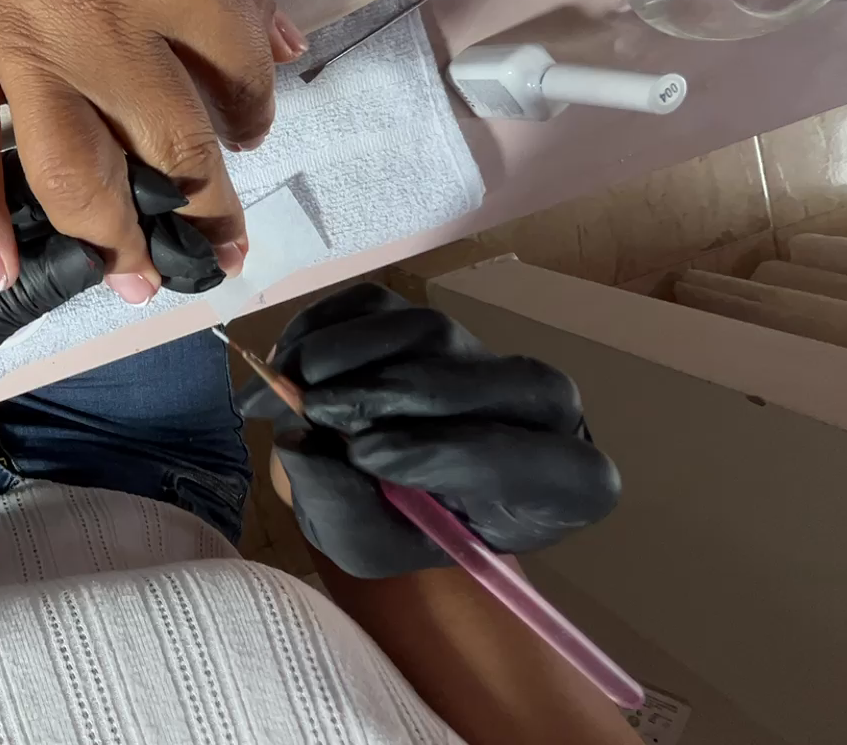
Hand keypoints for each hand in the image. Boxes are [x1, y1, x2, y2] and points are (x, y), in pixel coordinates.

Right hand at [0, 0, 307, 304]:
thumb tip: (279, 43)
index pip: (241, 77)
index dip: (255, 117)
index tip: (247, 134)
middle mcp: (108, 28)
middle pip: (168, 146)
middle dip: (200, 210)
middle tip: (212, 255)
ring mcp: (22, 49)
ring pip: (71, 169)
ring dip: (108, 238)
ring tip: (130, 286)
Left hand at [0, 151, 220, 489]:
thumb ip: (28, 291)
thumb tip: (108, 253)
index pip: (12, 186)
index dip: (83, 192)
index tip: (153, 198)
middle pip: (20, 179)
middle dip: (88, 190)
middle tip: (164, 202)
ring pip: (20, 195)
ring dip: (76, 207)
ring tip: (146, 215)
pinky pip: (9, 220)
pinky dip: (52, 229)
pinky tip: (99, 234)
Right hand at [235, 284, 620, 578]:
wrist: (361, 470)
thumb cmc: (386, 519)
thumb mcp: (363, 543)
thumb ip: (340, 508)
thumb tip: (300, 444)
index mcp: (554, 489)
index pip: (561, 467)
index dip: (465, 455)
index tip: (365, 455)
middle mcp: (535, 409)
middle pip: (496, 380)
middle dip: (390, 392)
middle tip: (311, 409)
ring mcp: (472, 351)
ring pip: (423, 330)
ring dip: (339, 354)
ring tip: (285, 388)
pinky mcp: (412, 315)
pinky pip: (372, 303)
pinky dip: (316, 328)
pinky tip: (284, 364)